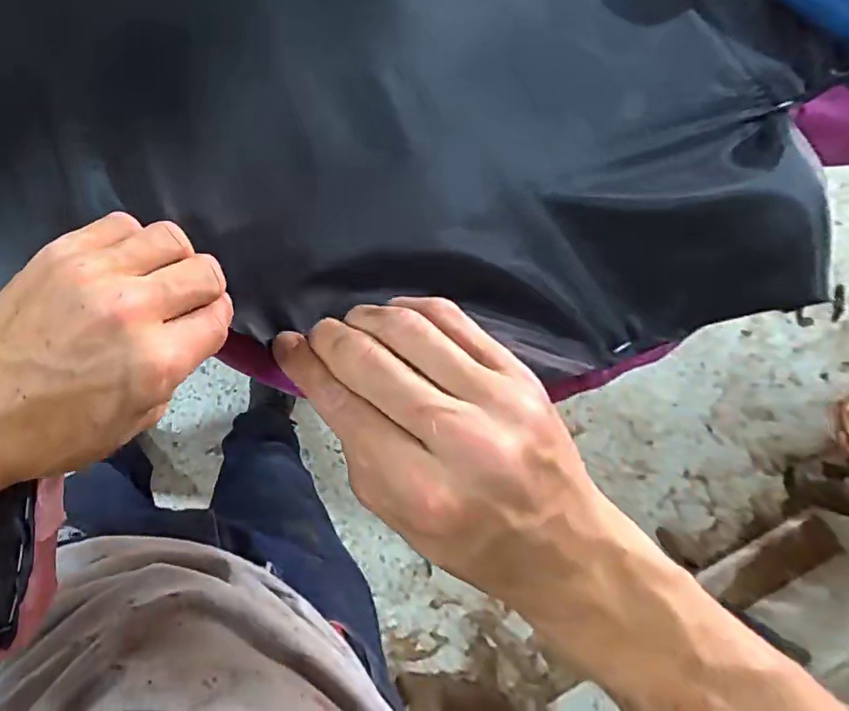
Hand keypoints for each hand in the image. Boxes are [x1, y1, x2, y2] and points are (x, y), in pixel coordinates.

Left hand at [0, 212, 232, 481]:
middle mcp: (135, 308)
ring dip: (173, 258)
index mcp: (156, 361)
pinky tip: (119, 261)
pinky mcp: (66, 250)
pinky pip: (122, 224)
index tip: (202, 322)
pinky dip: (132, 241)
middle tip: (183, 300)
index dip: (215, 319)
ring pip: (170, 237)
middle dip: (205, 288)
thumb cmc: (55, 432)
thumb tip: (185, 337)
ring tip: (154, 274)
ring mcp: (98, 273)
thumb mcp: (133, 424)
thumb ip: (172, 376)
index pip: (218, 315)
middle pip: (204, 271)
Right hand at [273, 298, 617, 610]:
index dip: (305, 365)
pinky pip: (451, 316)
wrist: (562, 542)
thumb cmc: (467, 538)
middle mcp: (460, 438)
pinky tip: (391, 316)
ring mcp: (497, 398)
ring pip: (408, 328)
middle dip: (329, 337)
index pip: (344, 404)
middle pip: (370, 360)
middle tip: (317, 334)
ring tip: (351, 324)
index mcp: (421, 488)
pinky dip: (409, 307)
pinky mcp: (519, 372)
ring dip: (365, 317)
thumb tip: (319, 372)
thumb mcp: (393, 512)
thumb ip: (353, 441)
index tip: (287, 344)